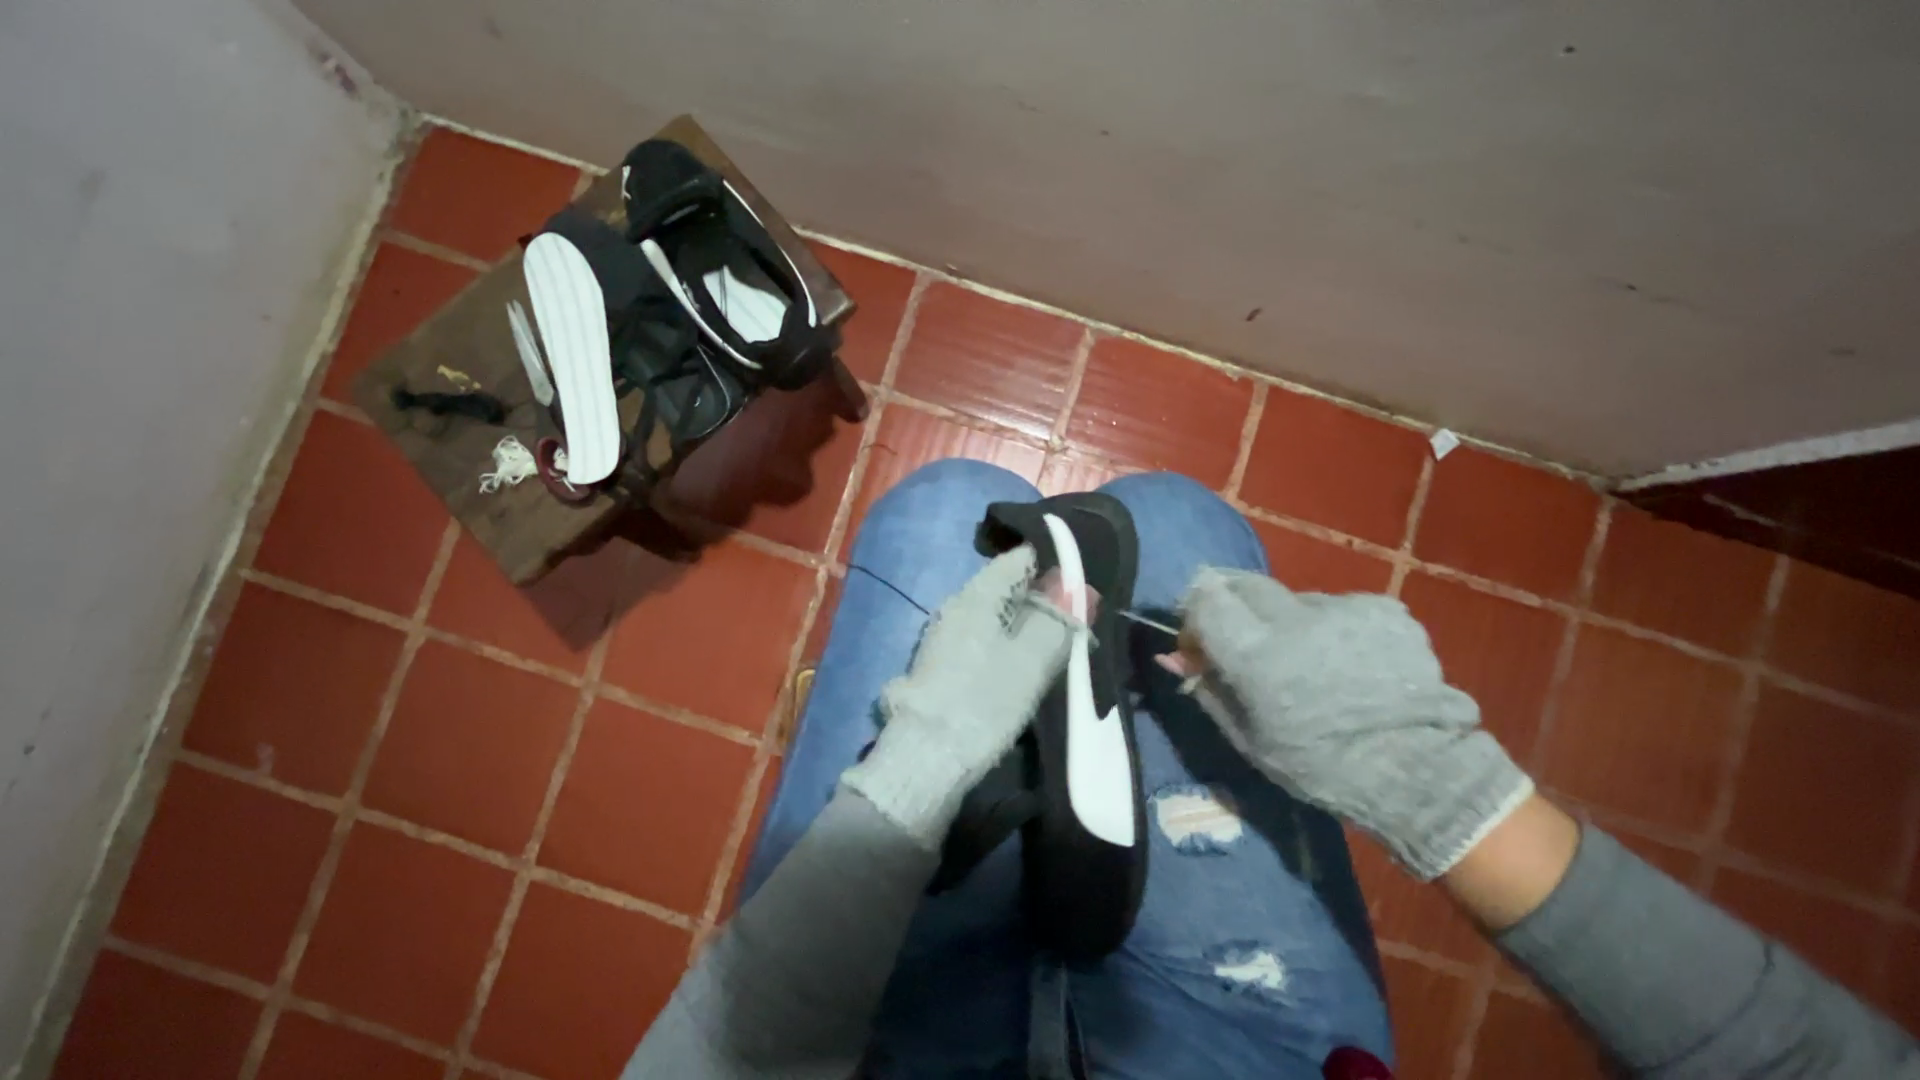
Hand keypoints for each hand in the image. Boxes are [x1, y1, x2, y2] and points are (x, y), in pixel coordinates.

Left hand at [841, 546, 1078, 847]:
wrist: (927, 760)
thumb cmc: (984, 703)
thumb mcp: (1032, 660)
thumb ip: (1056, 620)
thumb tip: (1076, 587)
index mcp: (974, 596)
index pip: (1017, 559)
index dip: (1051, 565)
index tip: (1081, 583)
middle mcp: (953, 609)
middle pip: (1004, 589)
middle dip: (1040, 599)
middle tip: (1077, 619)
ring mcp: (942, 640)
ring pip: (993, 618)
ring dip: (1023, 627)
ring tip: (1056, 645)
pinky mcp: (940, 669)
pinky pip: (981, 643)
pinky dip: (1004, 648)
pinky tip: (1021, 669)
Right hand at [1176, 568, 1532, 879]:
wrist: (1417, 771)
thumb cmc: (1319, 766)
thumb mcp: (1249, 737)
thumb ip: (1208, 686)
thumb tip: (1174, 654)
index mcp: (1256, 654)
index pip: (1205, 596)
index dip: (1196, 613)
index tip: (1202, 641)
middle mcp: (1295, 618)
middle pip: (1245, 585)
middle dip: (1236, 608)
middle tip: (1249, 644)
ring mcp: (1342, 608)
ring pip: (1294, 599)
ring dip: (1289, 621)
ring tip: (1312, 663)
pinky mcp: (1383, 608)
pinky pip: (1340, 608)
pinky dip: (1334, 628)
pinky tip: (1350, 662)